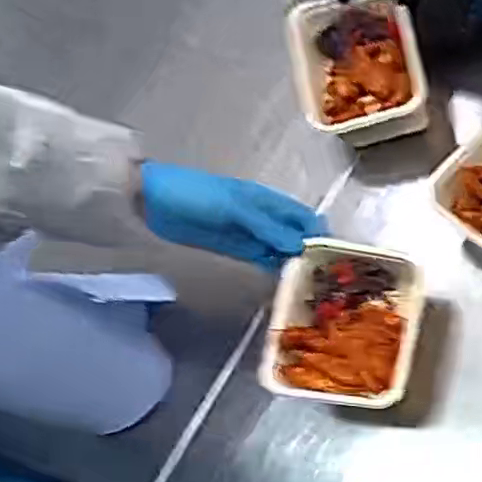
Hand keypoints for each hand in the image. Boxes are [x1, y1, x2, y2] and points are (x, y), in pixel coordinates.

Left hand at [138, 161, 323, 270]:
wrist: (149, 200)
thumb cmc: (192, 193)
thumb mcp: (233, 207)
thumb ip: (268, 227)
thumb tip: (300, 248)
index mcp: (272, 204)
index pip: (310, 221)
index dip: (323, 238)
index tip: (332, 260)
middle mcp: (272, 221)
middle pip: (304, 241)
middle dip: (317, 257)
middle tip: (326, 281)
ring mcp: (259, 237)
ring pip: (291, 255)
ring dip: (300, 269)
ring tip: (311, 287)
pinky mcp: (246, 251)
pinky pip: (273, 264)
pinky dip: (282, 274)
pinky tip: (289, 285)